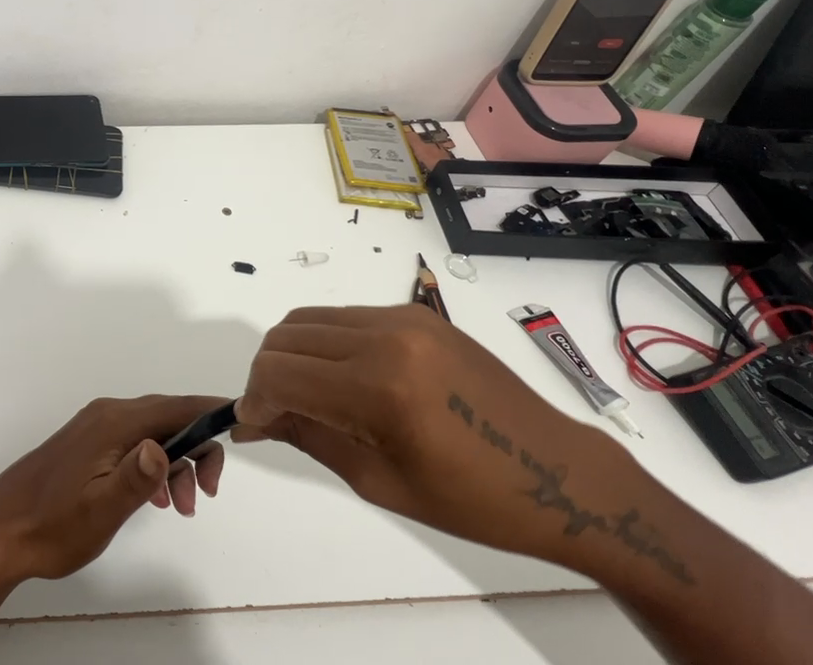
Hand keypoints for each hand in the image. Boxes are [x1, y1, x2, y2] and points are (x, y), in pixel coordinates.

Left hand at [0, 395, 227, 587]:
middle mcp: (106, 414)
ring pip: (154, 431)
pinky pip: (135, 442)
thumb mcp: (101, 510)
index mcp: (114, 424)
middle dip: (197, 451)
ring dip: (176, 463)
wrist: (0, 532)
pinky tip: (156, 498)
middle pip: (169, 416)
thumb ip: (136, 478)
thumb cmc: (53, 525)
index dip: (212, 412)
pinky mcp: (88, 443)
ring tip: (182, 507)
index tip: (244, 424)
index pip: (176, 407)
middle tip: (206, 496)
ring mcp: (95, 427)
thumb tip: (166, 447)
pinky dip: (154, 465)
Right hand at [235, 306, 647, 570]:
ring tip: (308, 397)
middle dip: (267, 376)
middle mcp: (386, 337)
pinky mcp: (418, 314)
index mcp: (378, 387)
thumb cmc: (472, 498)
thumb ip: (306, 435)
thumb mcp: (378, 479)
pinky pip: (345, 318)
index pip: (277, 372)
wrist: (560, 475)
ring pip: (309, 320)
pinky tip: (344, 380)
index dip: (253, 401)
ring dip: (293, 355)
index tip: (255, 428)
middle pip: (285, 337)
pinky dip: (326, 343)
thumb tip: (253, 420)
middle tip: (277, 415)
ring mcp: (403, 319)